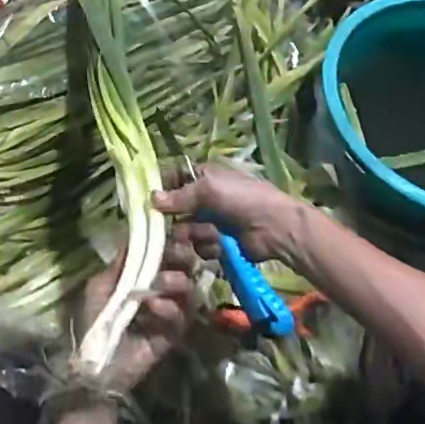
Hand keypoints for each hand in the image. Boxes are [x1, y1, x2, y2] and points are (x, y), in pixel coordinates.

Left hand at [78, 227, 197, 391]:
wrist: (93, 363)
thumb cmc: (93, 319)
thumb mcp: (100, 286)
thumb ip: (120, 265)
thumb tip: (135, 238)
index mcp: (143, 274)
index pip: (165, 252)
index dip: (175, 240)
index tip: (179, 230)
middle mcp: (161, 290)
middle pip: (184, 267)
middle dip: (184, 257)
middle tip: (180, 254)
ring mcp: (169, 313)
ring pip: (189, 291)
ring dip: (176, 282)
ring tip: (160, 284)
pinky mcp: (172, 336)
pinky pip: (181, 319)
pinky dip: (169, 309)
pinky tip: (154, 308)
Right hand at [153, 165, 317, 265]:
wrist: (275, 227)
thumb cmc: (241, 198)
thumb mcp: (208, 189)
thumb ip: (178, 195)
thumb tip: (150, 198)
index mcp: (202, 176)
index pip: (173, 180)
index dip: (161, 191)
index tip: (149, 203)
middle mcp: (203, 198)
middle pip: (175, 210)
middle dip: (176, 221)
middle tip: (177, 228)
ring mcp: (210, 221)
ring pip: (185, 231)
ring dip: (195, 235)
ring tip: (209, 235)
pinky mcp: (218, 243)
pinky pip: (200, 246)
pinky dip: (208, 247)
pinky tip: (220, 245)